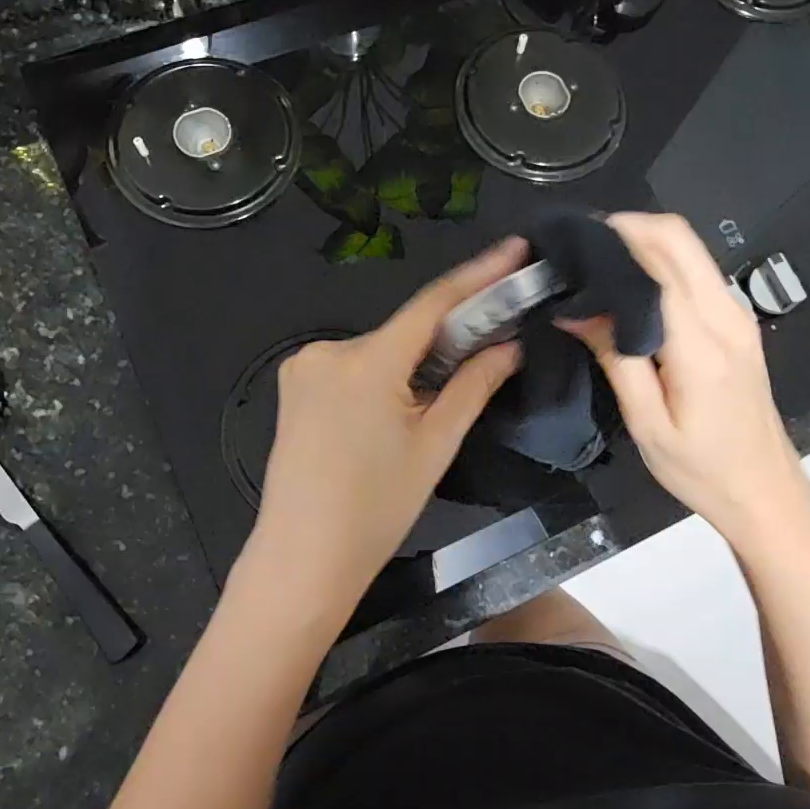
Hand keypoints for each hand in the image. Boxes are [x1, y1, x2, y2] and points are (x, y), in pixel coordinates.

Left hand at [245, 239, 528, 599]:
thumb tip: (511, 346)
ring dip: (414, 363)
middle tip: (492, 348)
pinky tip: (395, 412)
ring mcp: (304, 367)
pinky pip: (354, 367)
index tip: (514, 250)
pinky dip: (384, 376)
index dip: (480, 275)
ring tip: (434, 406)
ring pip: (380, 351)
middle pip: (405, 331)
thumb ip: (474, 385)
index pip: (434, 303)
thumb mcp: (435, 445)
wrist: (304, 557)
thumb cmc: (376, 509)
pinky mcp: (294, 386)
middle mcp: (329, 351)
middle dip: (448, 338)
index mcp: (368, 362)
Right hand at [563, 213, 809, 543]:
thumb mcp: (647, 425)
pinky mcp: (738, 322)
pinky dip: (661, 261)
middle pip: (680, 237)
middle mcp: (726, 316)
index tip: (570, 244)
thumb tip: (575, 309)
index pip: (657, 265)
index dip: (613, 241)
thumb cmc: (701, 469)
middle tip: (580, 247)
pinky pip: (696, 271)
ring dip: (644, 241)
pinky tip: (629, 284)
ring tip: (597, 263)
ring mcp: (737, 315)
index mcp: (701, 345)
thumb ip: (615, 359)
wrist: (765, 490)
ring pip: (690, 248)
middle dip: (628, 226)